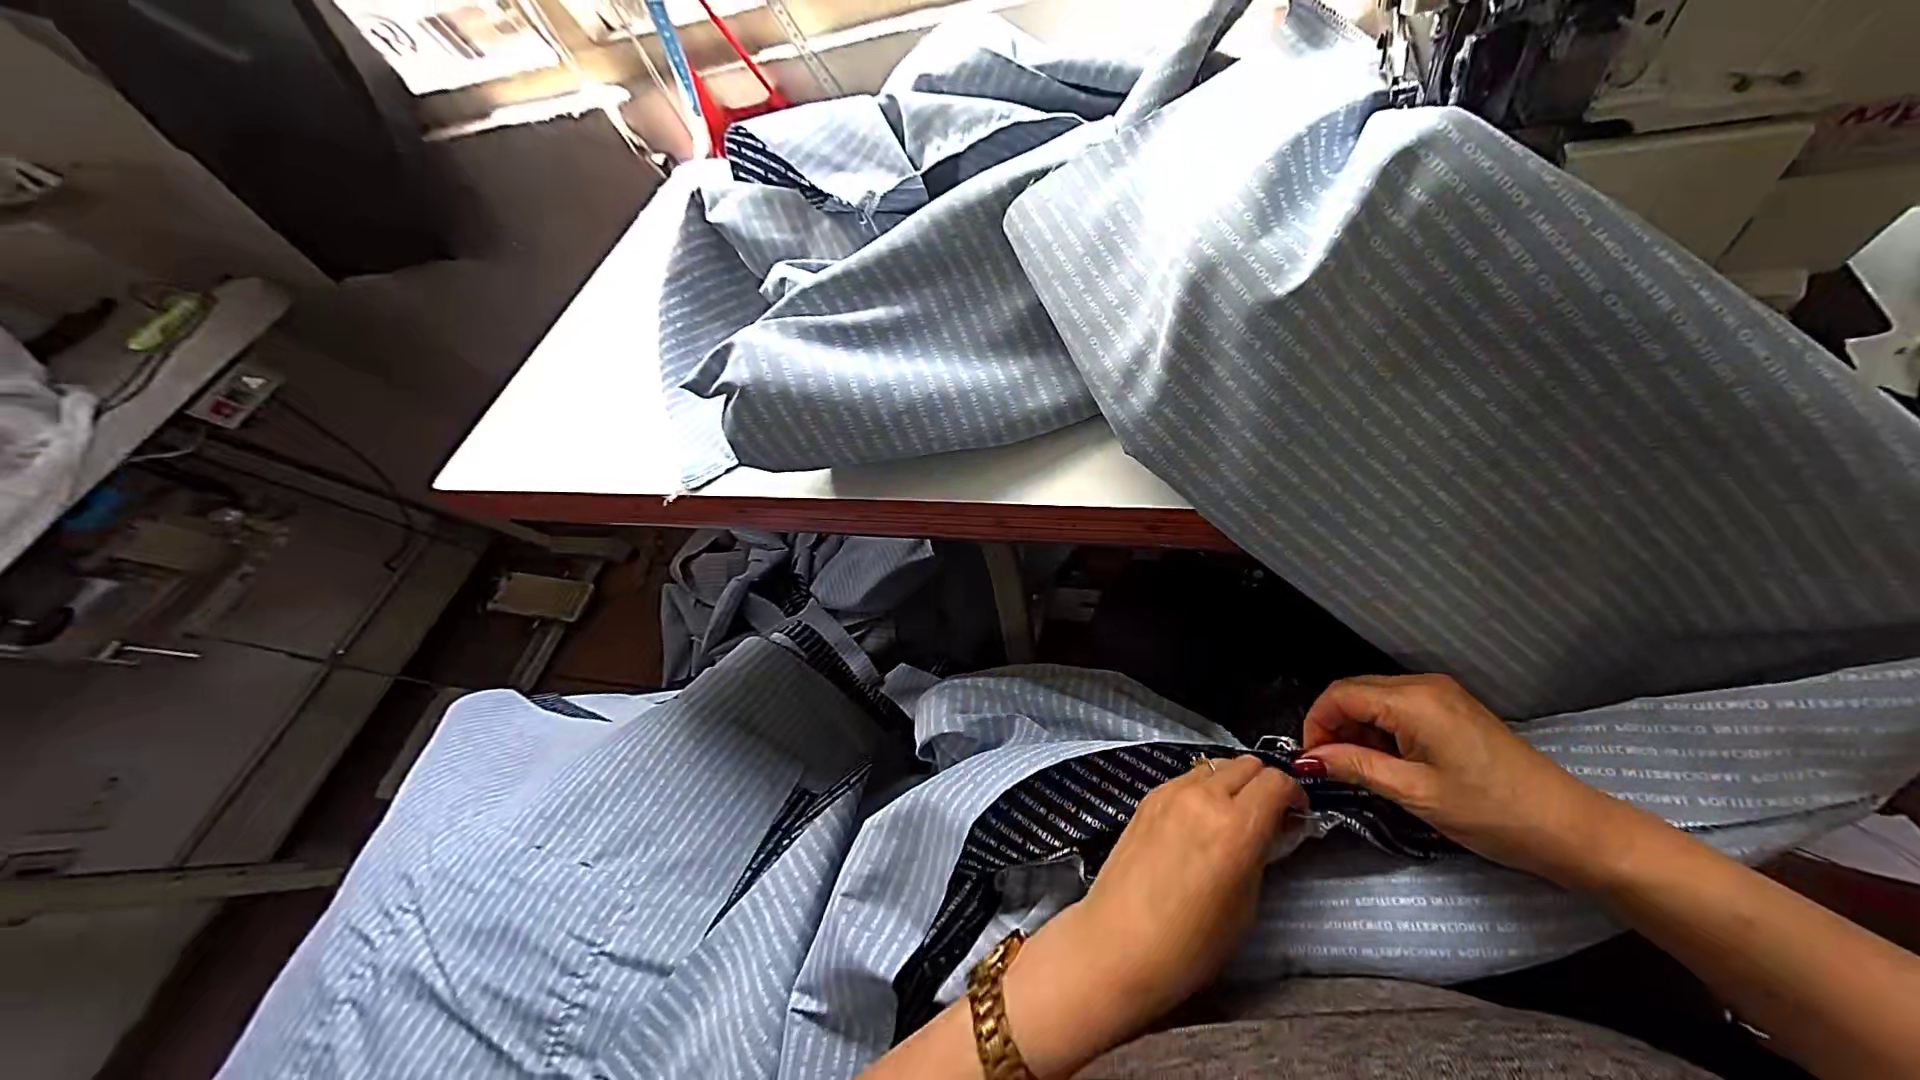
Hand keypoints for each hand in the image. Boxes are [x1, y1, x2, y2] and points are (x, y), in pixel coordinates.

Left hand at [1001, 756, 1303, 1075]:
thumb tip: (1273, 828)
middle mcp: (1202, 798)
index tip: (1296, 815)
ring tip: (1233, 815)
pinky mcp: (1147, 798)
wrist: (1118, 943)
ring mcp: (1169, 793)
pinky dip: (1203, 788)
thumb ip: (1262, 854)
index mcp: (1236, 825)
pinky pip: (1187, 778)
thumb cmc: (1189, 942)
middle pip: (1248, 763)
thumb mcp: (1246, 904)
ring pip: (1216, 766)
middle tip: (1269, 814)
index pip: (1278, 782)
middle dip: (1266, 783)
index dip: (1294, 796)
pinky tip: (1200, 820)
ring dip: (1232, 782)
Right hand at [1299, 674, 1659, 887]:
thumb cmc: (1491, 812)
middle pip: (1354, 691)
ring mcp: (1441, 694)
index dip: (1316, 724)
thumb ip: (1355, 766)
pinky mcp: (1452, 707)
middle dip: (1332, 724)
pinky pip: (1397, 706)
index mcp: (1414, 701)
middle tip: (1330, 766)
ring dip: (1355, 727)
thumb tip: (1308, 759)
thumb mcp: (1414, 792)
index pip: (1339, 695)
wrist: (1571, 828)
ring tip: (1358, 766)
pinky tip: (1386, 758)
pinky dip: (1380, 727)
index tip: (1312, 761)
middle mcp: (1424, 685)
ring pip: (1374, 697)